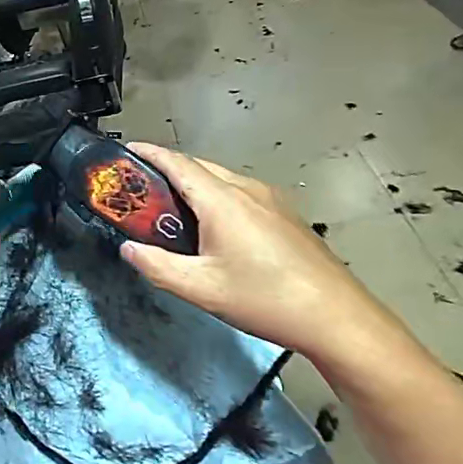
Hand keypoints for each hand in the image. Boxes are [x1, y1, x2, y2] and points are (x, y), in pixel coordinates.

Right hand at [116, 144, 409, 366]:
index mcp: (224, 200)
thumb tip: (129, 250)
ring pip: (223, 179)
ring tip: (172, 208)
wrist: (333, 314)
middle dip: (169, 169)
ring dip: (195, 184)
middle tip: (142, 187)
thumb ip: (158, 266)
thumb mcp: (202, 288)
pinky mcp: (285, 214)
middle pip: (200, 166)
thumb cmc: (266, 299)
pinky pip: (242, 193)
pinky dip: (217, 196)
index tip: (128, 149)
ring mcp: (271, 199)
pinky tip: (213, 225)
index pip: (179, 163)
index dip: (151, 153)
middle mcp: (248, 189)